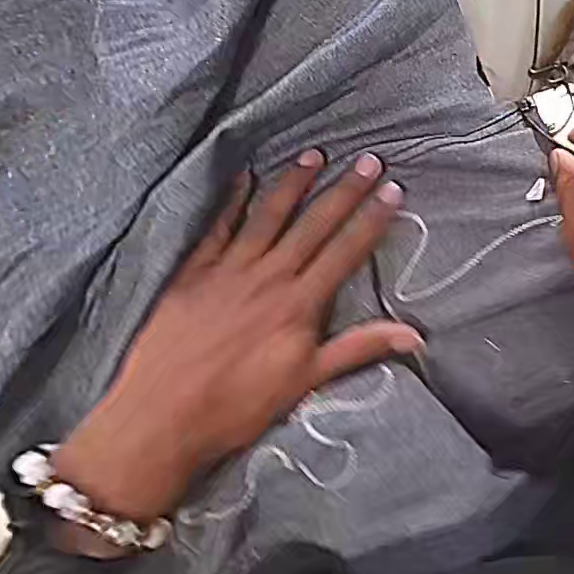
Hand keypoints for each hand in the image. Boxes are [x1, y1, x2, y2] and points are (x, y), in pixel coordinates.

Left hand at [53, 150, 421, 521]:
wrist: (160, 418)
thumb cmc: (238, 406)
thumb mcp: (306, 380)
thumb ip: (358, 348)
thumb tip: (413, 334)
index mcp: (299, 304)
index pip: (345, 251)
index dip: (372, 219)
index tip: (393, 190)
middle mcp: (269, 277)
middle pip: (314, 225)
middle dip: (345, 191)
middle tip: (369, 160)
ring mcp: (229, 270)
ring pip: (269, 216)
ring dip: (294, 183)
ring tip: (315, 154)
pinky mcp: (193, 273)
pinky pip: (217, 227)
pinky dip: (232, 200)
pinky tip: (244, 176)